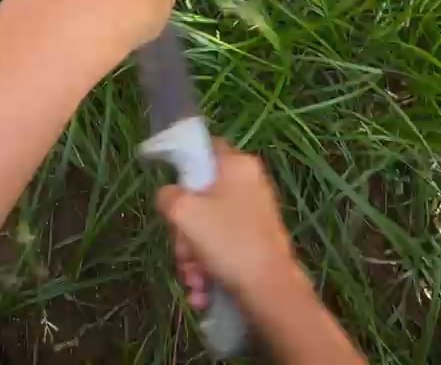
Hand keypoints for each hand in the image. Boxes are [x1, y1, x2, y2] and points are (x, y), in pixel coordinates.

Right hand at [156, 140, 303, 305]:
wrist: (273, 293)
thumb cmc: (228, 241)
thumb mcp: (184, 212)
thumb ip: (167, 195)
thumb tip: (169, 196)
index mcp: (237, 164)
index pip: (205, 147)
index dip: (183, 164)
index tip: (173, 190)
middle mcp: (250, 183)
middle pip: (202, 194)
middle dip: (185, 229)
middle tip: (182, 250)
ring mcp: (256, 213)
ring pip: (210, 225)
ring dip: (194, 254)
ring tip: (193, 279)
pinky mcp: (259, 241)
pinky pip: (225, 244)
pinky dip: (211, 266)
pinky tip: (203, 289)